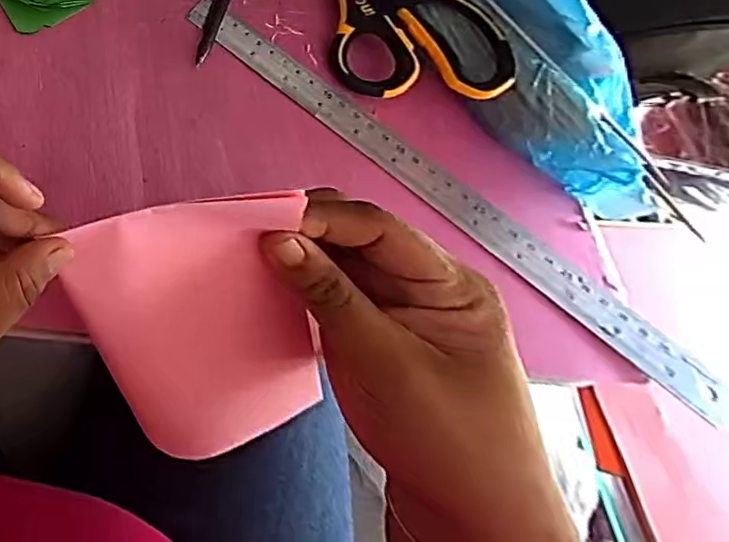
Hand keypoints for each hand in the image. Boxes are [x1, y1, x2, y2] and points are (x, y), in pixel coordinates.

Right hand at [261, 190, 575, 541]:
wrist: (471, 521)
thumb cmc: (456, 450)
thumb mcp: (387, 364)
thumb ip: (330, 295)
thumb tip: (280, 240)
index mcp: (452, 284)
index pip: (378, 227)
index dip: (322, 217)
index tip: (272, 220)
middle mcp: (425, 284)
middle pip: (356, 233)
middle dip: (306, 227)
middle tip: (257, 231)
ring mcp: (397, 304)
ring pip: (338, 255)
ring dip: (300, 251)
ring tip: (259, 251)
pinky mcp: (372, 324)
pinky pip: (330, 284)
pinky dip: (301, 277)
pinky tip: (277, 278)